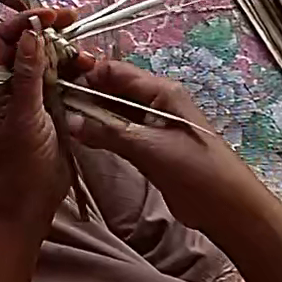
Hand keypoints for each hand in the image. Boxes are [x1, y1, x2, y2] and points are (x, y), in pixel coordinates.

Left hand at [0, 8, 89, 226]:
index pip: (5, 40)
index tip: (50, 14)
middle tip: (74, 19)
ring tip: (85, 49)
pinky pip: (66, 80)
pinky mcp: (57, 108)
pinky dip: (77, 70)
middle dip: (50, 28)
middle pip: (30, 45)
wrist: (33, 202)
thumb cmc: (20, 163)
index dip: (24, 22)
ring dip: (66, 50)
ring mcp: (37, 95)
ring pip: (51, 61)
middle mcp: (16, 85)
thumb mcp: (23, 117)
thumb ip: (27, 76)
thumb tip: (32, 34)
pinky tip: (91, 68)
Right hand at [62, 59, 278, 233]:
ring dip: (90, 114)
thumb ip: (108, 133)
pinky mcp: (149, 146)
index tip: (57, 83)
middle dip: (84, 93)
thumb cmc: (197, 170)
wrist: (228, 208)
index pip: (116, 72)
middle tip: (52, 102)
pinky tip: (80, 136)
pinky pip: (118, 131)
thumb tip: (69, 121)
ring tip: (59, 118)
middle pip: (113, 89)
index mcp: (162, 92)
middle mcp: (156, 102)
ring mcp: (152, 124)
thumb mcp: (150, 148)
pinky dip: (100, 132)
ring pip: (113, 111)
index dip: (86, 74)